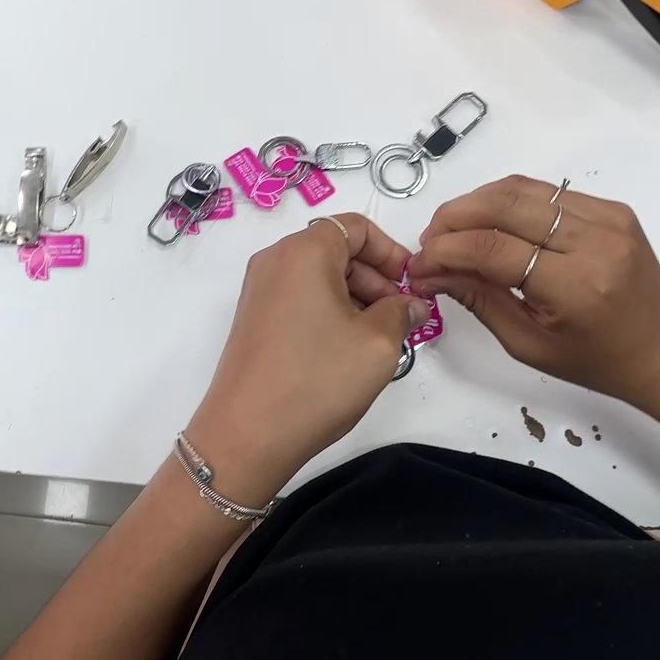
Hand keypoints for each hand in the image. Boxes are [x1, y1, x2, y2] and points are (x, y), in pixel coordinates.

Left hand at [185, 215, 430, 506]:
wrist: (247, 433)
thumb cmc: (317, 379)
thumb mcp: (376, 344)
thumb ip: (401, 312)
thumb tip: (411, 304)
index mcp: (303, 251)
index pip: (355, 227)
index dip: (391, 251)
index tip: (413, 285)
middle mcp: (275, 260)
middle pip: (336, 249)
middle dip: (375, 277)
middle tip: (402, 318)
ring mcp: (258, 289)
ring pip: (318, 276)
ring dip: (355, 297)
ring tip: (380, 338)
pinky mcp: (253, 317)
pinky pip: (299, 297)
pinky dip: (328, 310)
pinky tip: (347, 348)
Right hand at [406, 176, 659, 408]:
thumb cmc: (596, 362)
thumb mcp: (528, 345)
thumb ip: (478, 300)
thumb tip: (429, 272)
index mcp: (576, 285)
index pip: (491, 248)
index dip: (444, 251)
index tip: (417, 264)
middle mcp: (594, 241)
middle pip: (502, 205)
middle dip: (452, 218)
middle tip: (428, 241)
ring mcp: (606, 217)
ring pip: (518, 188)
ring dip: (474, 203)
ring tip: (450, 230)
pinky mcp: (611, 207)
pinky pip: (543, 191)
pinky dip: (505, 202)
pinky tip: (488, 223)